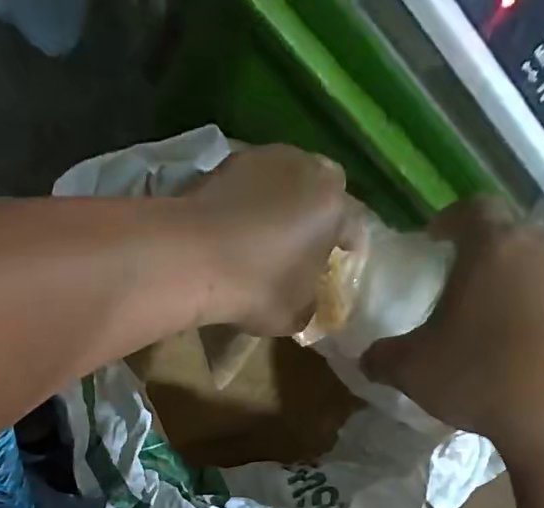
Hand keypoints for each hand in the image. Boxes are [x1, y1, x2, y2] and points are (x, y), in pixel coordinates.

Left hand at [179, 145, 362, 337]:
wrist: (190, 258)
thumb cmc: (255, 288)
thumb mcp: (295, 314)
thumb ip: (311, 302)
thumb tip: (308, 298)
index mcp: (334, 204)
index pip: (354, 226)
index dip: (348, 249)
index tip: (338, 265)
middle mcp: (306, 168)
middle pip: (321, 192)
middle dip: (315, 216)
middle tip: (301, 245)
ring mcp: (263, 158)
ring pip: (283, 181)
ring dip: (279, 203)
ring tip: (263, 234)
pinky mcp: (223, 162)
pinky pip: (247, 185)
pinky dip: (245, 202)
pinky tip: (232, 228)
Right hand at [364, 197, 543, 460]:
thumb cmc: (480, 375)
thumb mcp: (413, 370)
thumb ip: (384, 357)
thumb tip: (367, 358)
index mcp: (492, 247)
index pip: (471, 209)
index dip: (449, 220)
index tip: (433, 238)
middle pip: (510, 234)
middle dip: (484, 253)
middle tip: (460, 281)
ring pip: (541, 263)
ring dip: (516, 281)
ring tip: (493, 315)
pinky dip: (542, 309)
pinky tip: (526, 344)